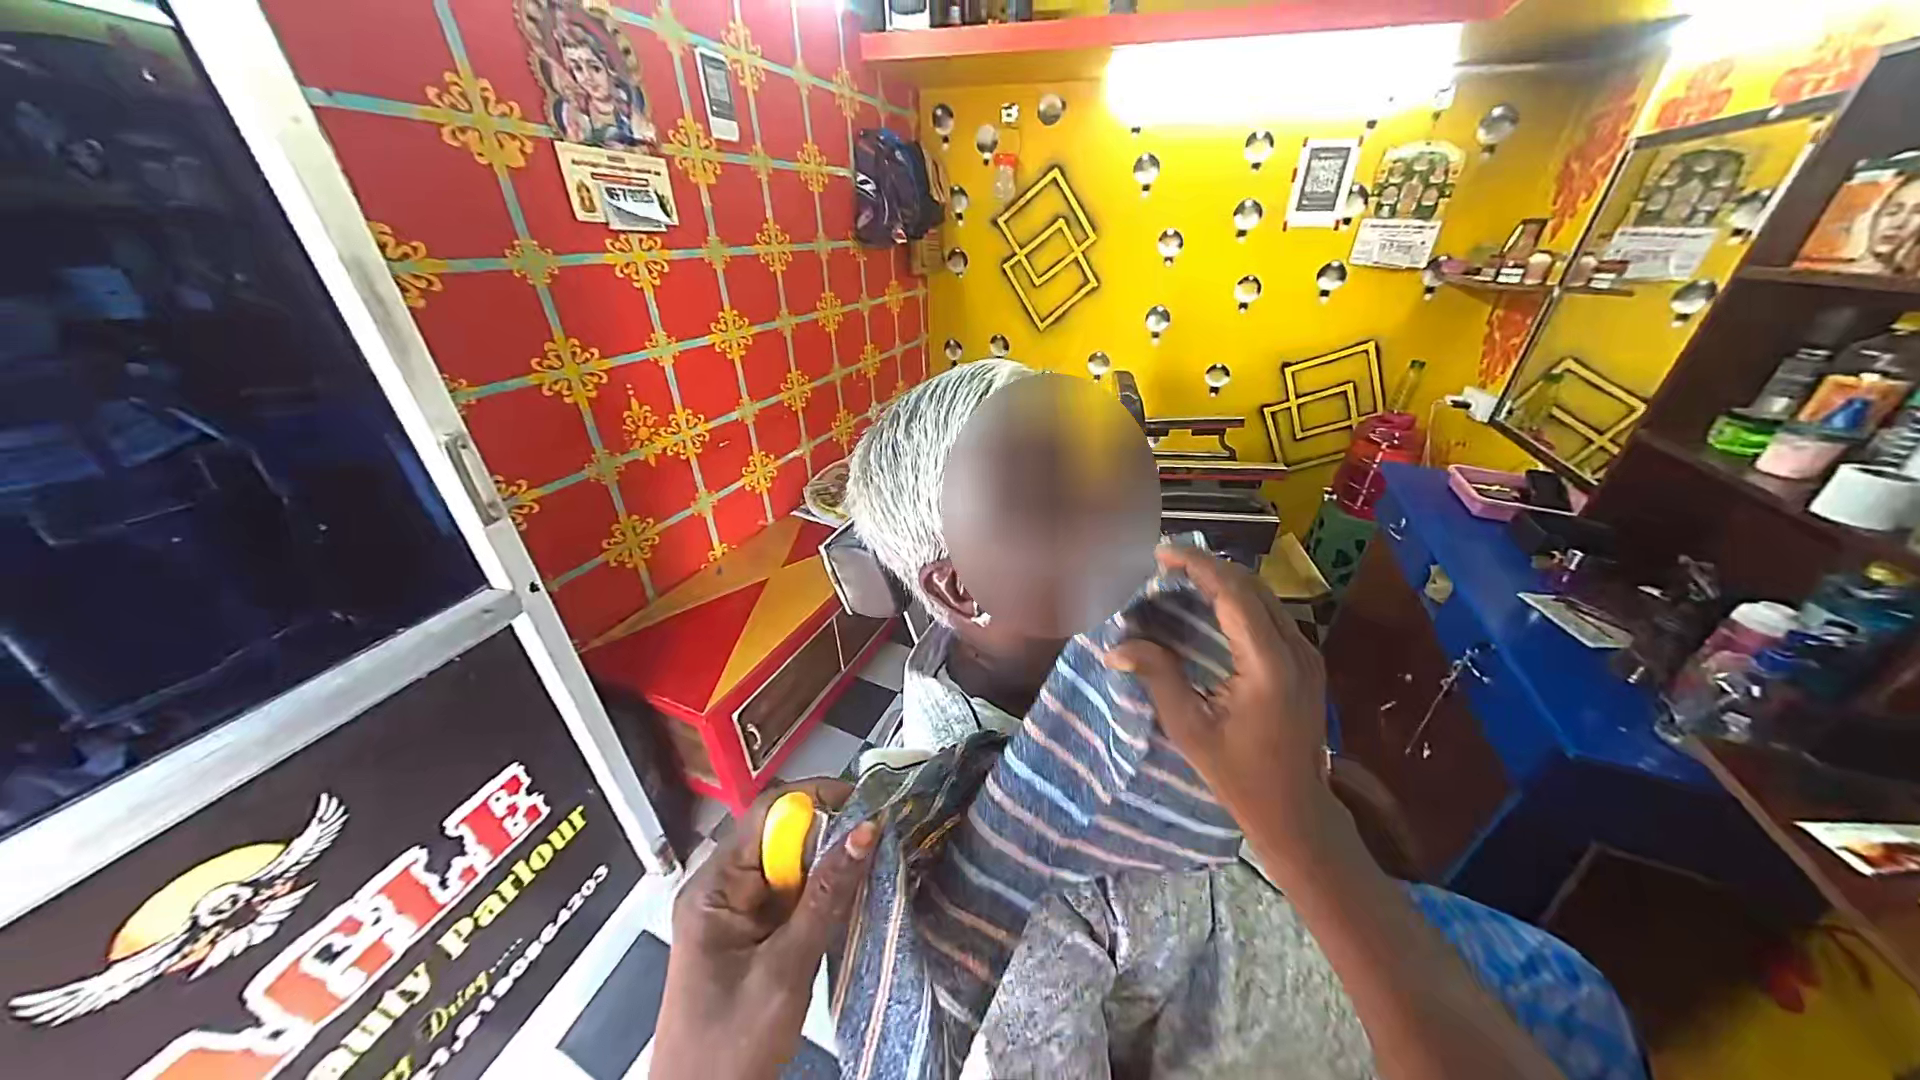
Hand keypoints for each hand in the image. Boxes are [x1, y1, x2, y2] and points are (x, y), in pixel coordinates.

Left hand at [651, 780, 878, 1079]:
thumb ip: (826, 897)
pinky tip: (851, 898)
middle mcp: (723, 886)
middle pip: (782, 834)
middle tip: (878, 841)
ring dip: (829, 865)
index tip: (866, 805)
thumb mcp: (785, 968)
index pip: (768, 813)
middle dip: (830, 834)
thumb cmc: (731, 1048)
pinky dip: (822, 893)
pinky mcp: (753, 930)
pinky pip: (793, 893)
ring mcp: (737, 909)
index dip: (817, 799)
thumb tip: (865, 831)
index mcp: (715, 886)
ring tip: (873, 866)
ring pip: (792, 863)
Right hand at [1105, 545, 1331, 825]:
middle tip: (1166, 561)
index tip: (1162, 554)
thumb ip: (1158, 676)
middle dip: (1208, 565)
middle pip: (1252, 586)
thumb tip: (1116, 645)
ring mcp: (1306, 653)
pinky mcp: (1305, 660)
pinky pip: (1270, 612)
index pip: (1234, 594)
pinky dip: (1238, 597)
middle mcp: (1296, 649)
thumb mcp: (1190, 728)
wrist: (1296, 809)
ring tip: (1182, 575)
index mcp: (1269, 664)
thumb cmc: (1239, 774)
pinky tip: (1211, 601)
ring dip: (1224, 579)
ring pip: (1264, 595)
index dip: (1197, 566)